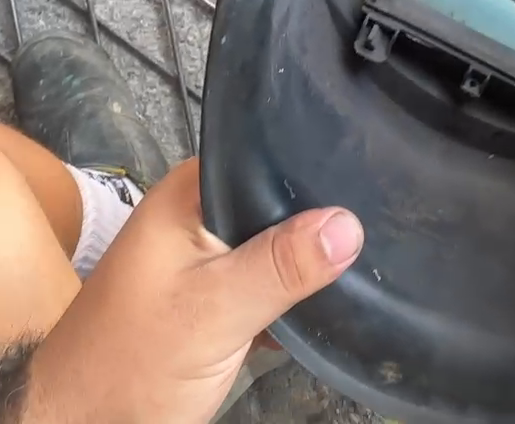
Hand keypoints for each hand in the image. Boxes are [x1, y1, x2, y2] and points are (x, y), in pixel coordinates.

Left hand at [20, 159, 363, 422]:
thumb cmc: (135, 361)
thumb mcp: (214, 311)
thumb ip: (280, 266)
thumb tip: (349, 223)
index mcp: (191, 189)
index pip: (265, 154)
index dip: (315, 163)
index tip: (369, 171)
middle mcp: (199, 210)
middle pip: (274, 197)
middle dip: (319, 214)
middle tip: (379, 215)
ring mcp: (205, 253)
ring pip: (273, 239)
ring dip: (308, 255)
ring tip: (369, 250)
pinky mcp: (213, 292)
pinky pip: (266, 273)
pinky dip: (292, 286)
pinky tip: (334, 291)